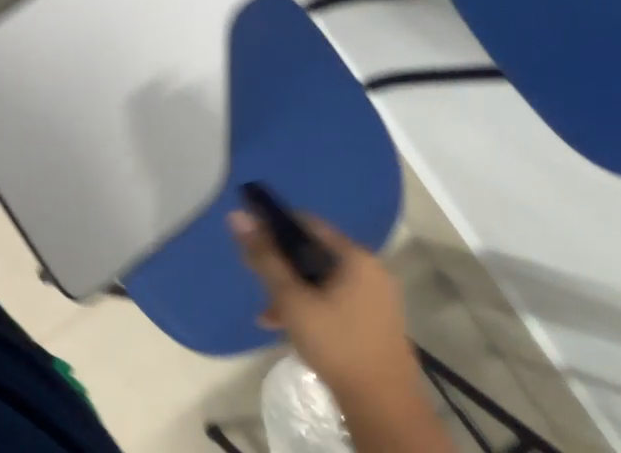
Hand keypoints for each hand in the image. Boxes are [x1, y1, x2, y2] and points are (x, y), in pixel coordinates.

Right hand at [227, 209, 418, 408]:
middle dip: (281, 268)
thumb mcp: (291, 298)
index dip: (274, 226)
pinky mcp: (375, 320)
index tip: (251, 242)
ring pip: (321, 280)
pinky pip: (334, 299)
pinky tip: (289, 327)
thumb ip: (264, 257)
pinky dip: (310, 306)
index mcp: (356, 259)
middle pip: (313, 254)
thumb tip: (236, 215)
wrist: (383, 405)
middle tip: (259, 284)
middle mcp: (371, 272)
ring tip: (269, 315)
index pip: (307, 224)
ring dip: (292, 291)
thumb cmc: (335, 342)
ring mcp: (376, 298)